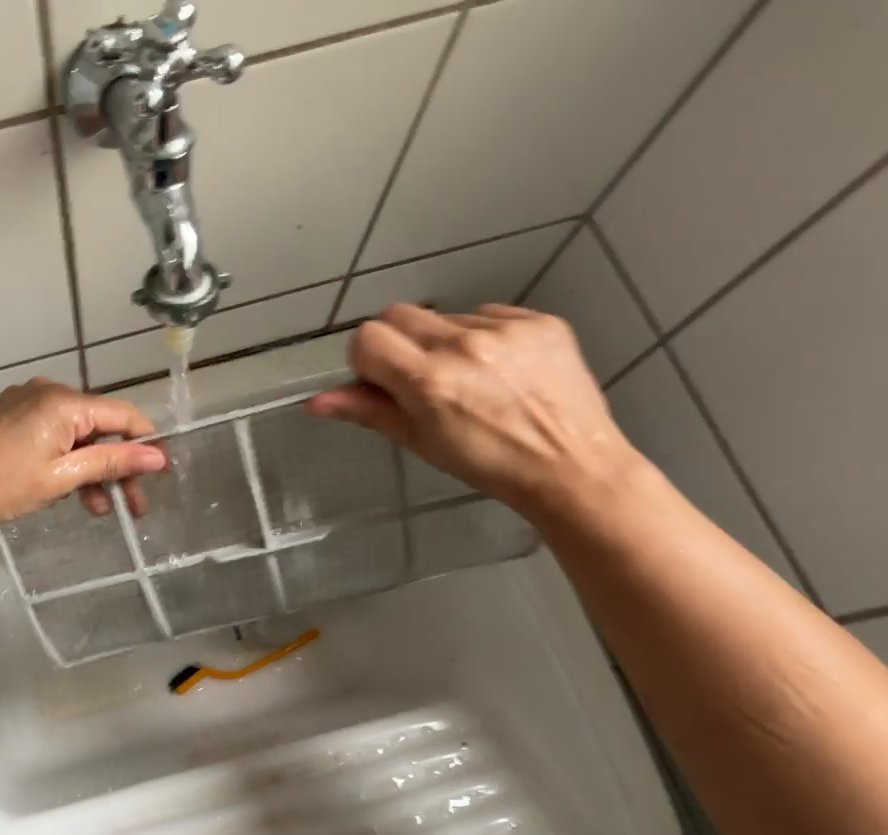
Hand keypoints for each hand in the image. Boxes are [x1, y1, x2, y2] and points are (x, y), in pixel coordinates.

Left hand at [0, 378, 167, 529]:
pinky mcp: (13, 415)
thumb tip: (157, 457)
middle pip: (99, 426)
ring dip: (91, 468)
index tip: (160, 473)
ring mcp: (27, 402)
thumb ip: (112, 463)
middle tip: (132, 506)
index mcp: (63, 402)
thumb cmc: (4, 486)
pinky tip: (69, 490)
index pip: (122, 416)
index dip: (145, 444)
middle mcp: (48, 392)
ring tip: (98, 508)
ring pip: (76, 433)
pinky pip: (53, 433)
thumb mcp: (63, 478)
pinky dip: (66, 459)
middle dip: (116, 466)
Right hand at [306, 304, 642, 518]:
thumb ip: (368, 411)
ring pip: (444, 316)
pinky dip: (484, 338)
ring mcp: (506, 329)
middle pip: (398, 315)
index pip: (366, 339)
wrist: (571, 466)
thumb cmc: (488, 464)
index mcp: (428, 381)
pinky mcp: (540, 321)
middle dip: (398, 344)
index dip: (367, 361)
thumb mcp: (420, 442)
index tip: (384, 384)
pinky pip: (489, 314)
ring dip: (443, 342)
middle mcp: (463, 345)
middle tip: (420, 380)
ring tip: (470, 380)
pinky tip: (501, 371)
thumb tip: (316, 402)